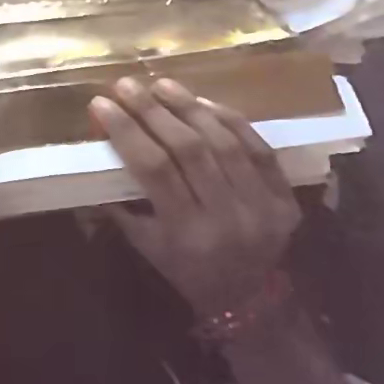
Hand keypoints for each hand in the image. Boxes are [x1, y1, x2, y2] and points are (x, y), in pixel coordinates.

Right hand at [89, 77, 300, 321]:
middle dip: (153, 111)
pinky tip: (204, 102)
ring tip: (162, 84)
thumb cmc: (183, 270)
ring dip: (189, 107)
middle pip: (190, 149)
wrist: (246, 298)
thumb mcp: (144, 245)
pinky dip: (231, 120)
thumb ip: (121, 202)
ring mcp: (263, 207)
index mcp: (185, 233)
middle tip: (127, 85)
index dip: (127, 131)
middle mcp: (227, 218)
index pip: (154, 169)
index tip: (101, 104)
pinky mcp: (286, 198)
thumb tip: (97, 154)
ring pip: (225, 142)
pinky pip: (259, 148)